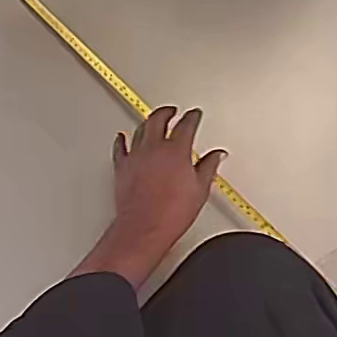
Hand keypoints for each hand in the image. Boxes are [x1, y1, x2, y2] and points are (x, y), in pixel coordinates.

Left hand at [71, 106, 224, 287]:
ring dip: (147, 122)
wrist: (145, 227)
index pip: (186, 125)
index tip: (194, 114)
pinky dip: (122, 140)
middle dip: (167, 112)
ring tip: (152, 119)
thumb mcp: (200, 189)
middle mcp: (153, 149)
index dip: (192, 117)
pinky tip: (122, 137)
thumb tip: (216, 156)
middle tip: (172, 110)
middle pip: (158, 120)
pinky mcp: (121, 167)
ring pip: (139, 130)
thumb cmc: (171, 213)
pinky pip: (120, 148)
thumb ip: (208, 167)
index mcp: (176, 151)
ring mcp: (135, 157)